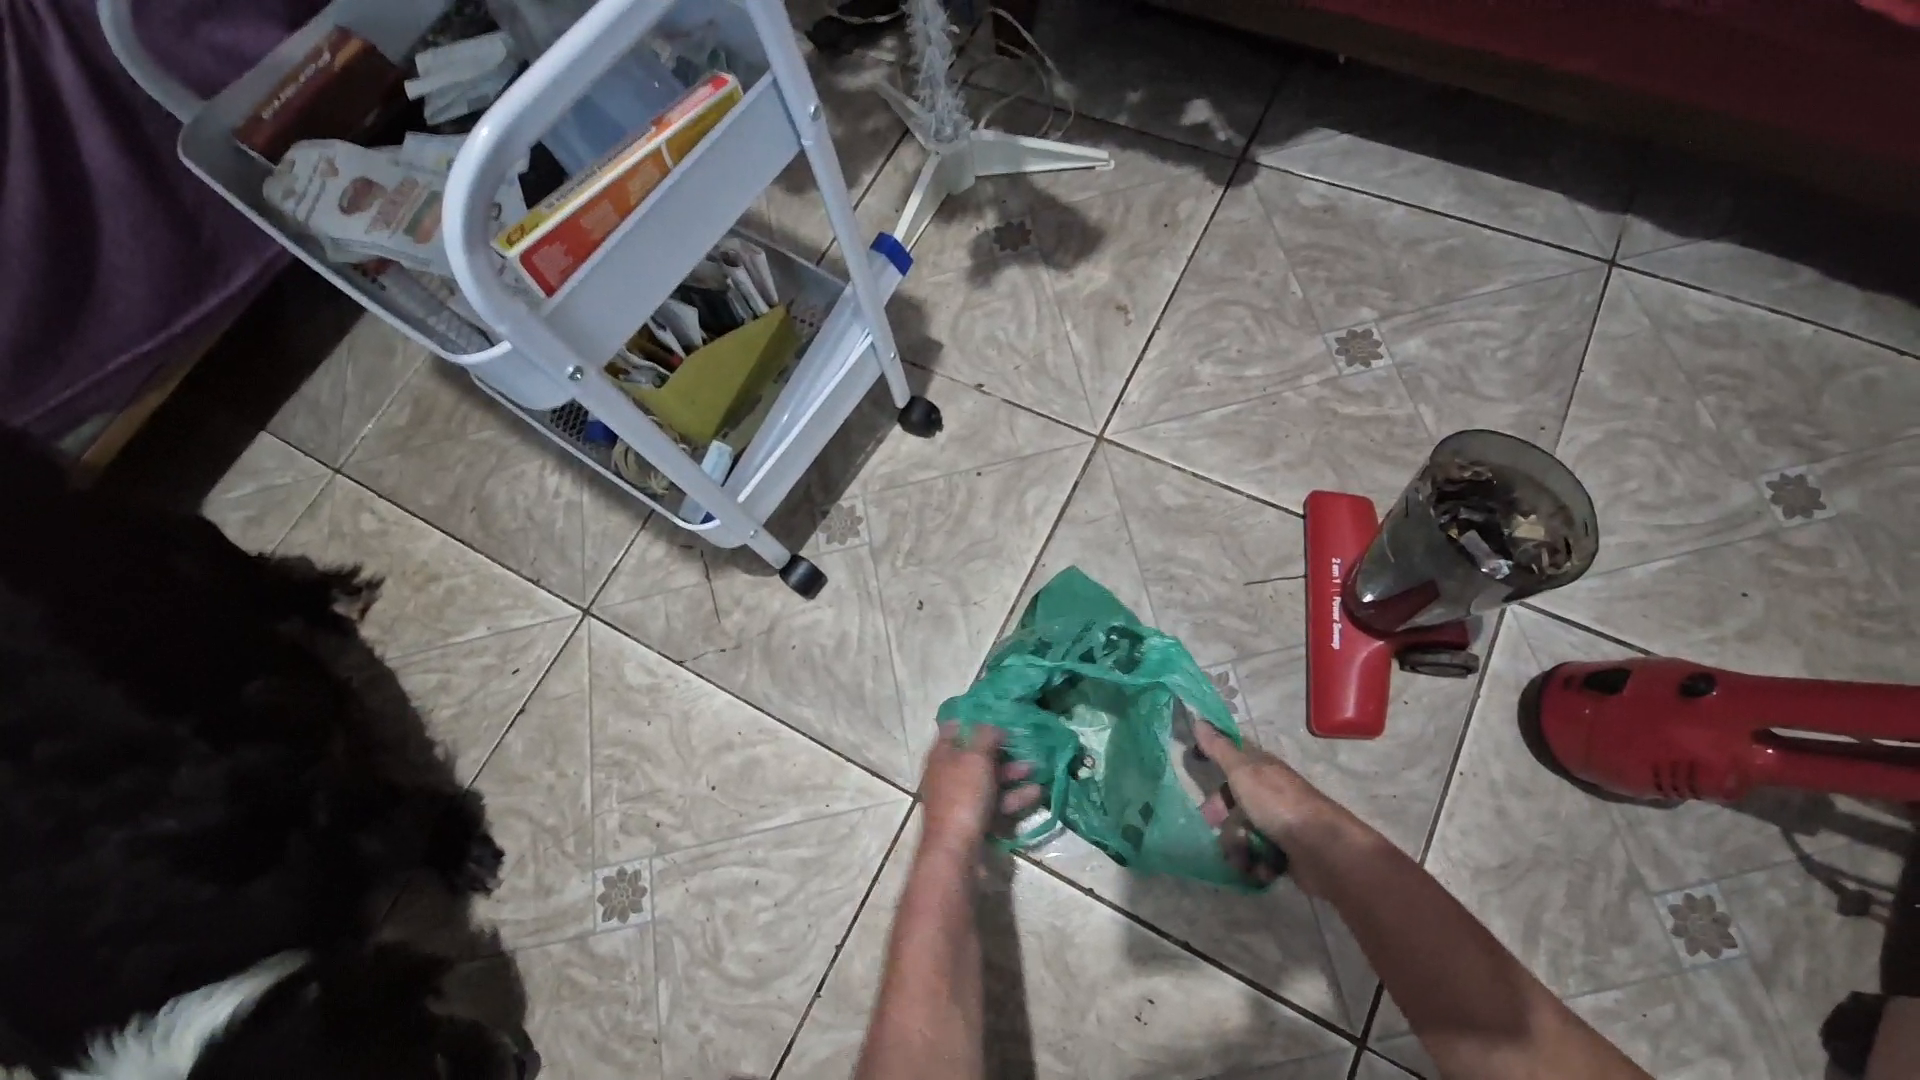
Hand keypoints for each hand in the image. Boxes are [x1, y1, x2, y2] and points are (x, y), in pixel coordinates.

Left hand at [917, 723, 1043, 860]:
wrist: (956, 851)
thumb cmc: (963, 796)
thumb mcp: (975, 757)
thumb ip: (985, 736)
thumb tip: (993, 727)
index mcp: (942, 754)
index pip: (954, 728)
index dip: (976, 720)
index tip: (999, 717)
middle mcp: (949, 774)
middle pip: (976, 755)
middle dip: (1002, 750)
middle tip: (1026, 745)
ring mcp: (961, 799)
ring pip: (989, 780)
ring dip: (1013, 773)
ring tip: (1037, 768)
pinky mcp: (974, 820)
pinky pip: (996, 803)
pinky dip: (1014, 797)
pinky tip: (1036, 793)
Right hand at [1192, 721, 1369, 894]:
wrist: (1322, 850)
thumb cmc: (1278, 804)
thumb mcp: (1243, 772)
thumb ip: (1220, 749)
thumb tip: (1199, 719)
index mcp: (1262, 769)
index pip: (1231, 757)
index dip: (1213, 759)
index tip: (1195, 763)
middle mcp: (1269, 794)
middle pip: (1233, 801)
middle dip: (1222, 817)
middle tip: (1213, 822)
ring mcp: (1278, 824)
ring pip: (1242, 832)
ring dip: (1238, 848)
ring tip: (1244, 857)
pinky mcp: (1284, 853)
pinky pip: (1258, 857)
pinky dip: (1256, 865)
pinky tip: (1261, 869)